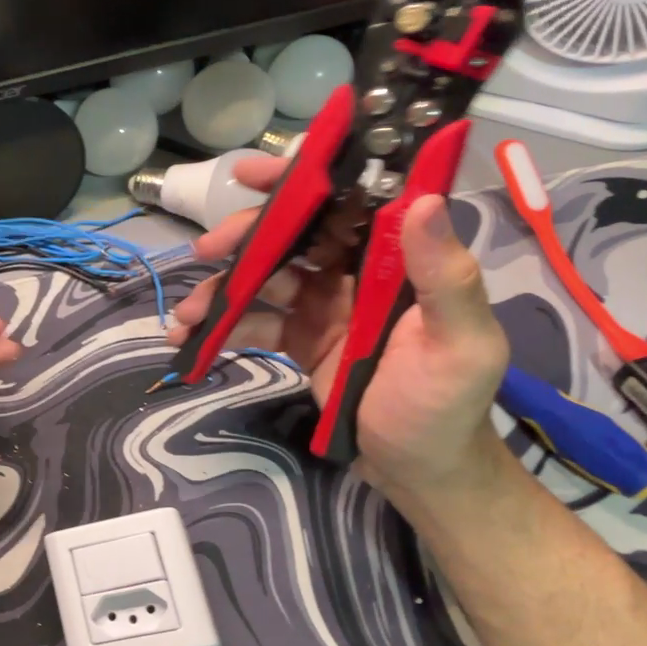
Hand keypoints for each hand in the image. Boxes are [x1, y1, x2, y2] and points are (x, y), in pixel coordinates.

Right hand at [167, 155, 512, 510]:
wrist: (418, 471)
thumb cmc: (445, 407)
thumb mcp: (459, 346)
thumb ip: (445, 279)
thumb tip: (422, 201)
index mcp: (398, 261)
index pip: (350, 203)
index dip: (302, 181)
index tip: (253, 174)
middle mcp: (358, 272)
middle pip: (295, 235)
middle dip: (247, 236)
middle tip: (207, 249)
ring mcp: (324, 306)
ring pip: (266, 278)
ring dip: (223, 289)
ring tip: (187, 314)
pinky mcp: (300, 339)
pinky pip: (255, 321)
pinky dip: (223, 327)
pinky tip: (192, 340)